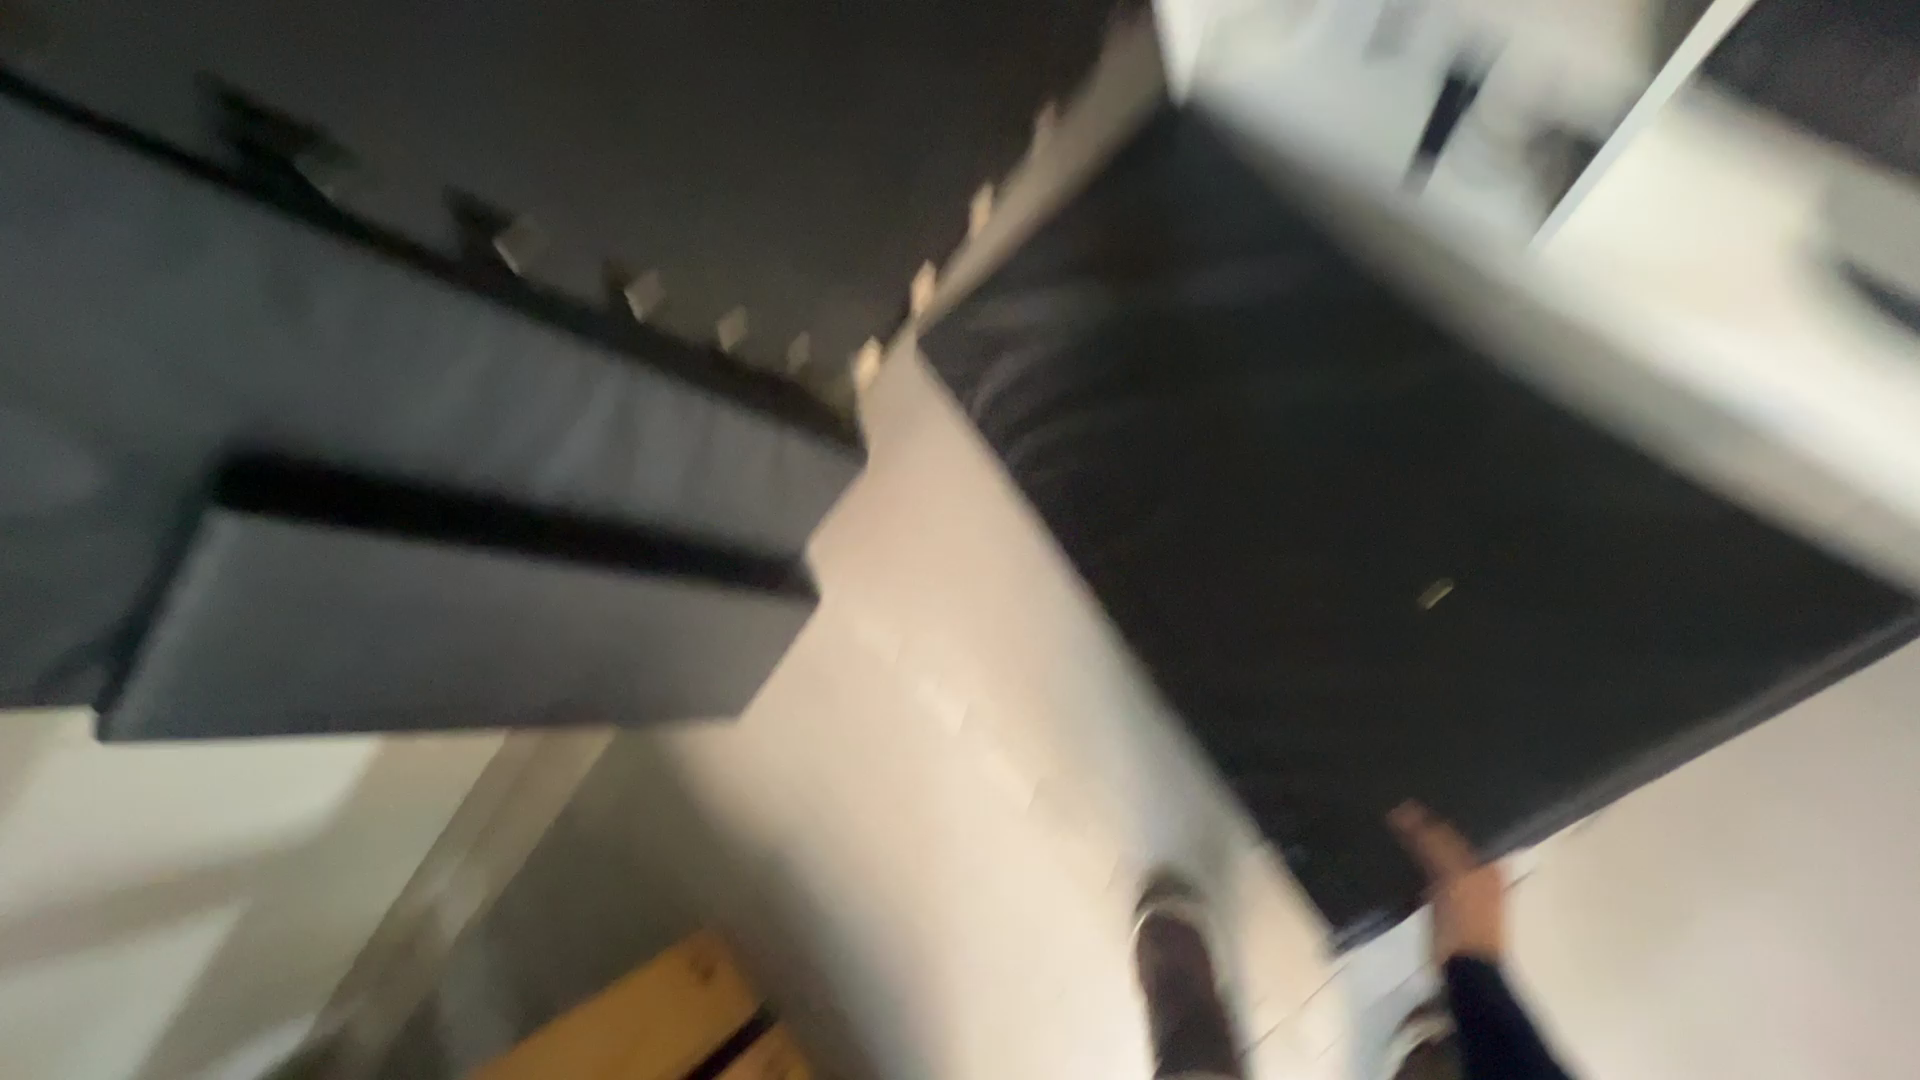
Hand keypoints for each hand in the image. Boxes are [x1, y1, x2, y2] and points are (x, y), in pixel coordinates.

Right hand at [1388, 800, 1504, 964]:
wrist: (1466, 970)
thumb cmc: (1467, 919)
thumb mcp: (1452, 875)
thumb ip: (1431, 842)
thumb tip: (1404, 809)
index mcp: (1489, 865)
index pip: (1458, 828)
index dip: (1434, 814)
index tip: (1406, 799)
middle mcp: (1479, 874)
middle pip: (1447, 842)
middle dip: (1423, 828)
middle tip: (1394, 810)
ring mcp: (1461, 891)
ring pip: (1434, 857)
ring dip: (1415, 845)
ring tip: (1388, 828)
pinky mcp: (1442, 905)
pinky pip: (1424, 874)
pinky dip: (1410, 864)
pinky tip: (1393, 856)